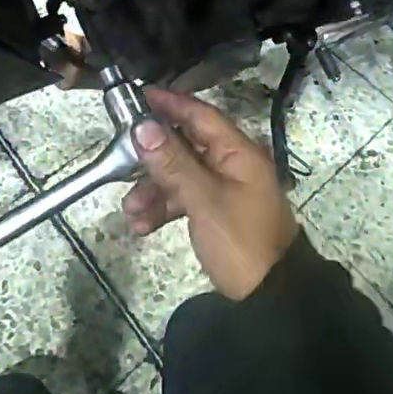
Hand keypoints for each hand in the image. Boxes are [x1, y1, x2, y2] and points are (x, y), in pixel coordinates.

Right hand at [121, 88, 300, 299]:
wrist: (270, 296)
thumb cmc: (239, 240)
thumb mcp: (203, 200)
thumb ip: (173, 163)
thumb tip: (143, 127)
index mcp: (238, 153)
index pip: (202, 116)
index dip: (171, 104)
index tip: (139, 97)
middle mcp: (233, 164)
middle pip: (187, 146)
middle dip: (153, 158)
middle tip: (122, 161)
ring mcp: (226, 189)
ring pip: (182, 176)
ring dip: (154, 190)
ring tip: (130, 211)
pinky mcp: (219, 213)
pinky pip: (187, 199)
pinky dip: (165, 209)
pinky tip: (142, 226)